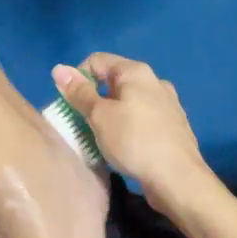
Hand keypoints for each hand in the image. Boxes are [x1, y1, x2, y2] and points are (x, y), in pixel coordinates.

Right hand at [51, 54, 211, 206]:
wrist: (177, 176)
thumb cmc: (134, 141)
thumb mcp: (100, 116)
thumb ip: (79, 92)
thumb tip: (59, 68)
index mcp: (136, 72)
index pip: (97, 61)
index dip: (78, 79)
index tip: (71, 105)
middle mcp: (155, 81)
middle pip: (114, 82)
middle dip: (95, 100)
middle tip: (84, 125)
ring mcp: (168, 104)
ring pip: (129, 102)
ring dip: (112, 116)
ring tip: (104, 139)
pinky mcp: (173, 126)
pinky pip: (143, 119)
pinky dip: (129, 128)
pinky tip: (126, 148)